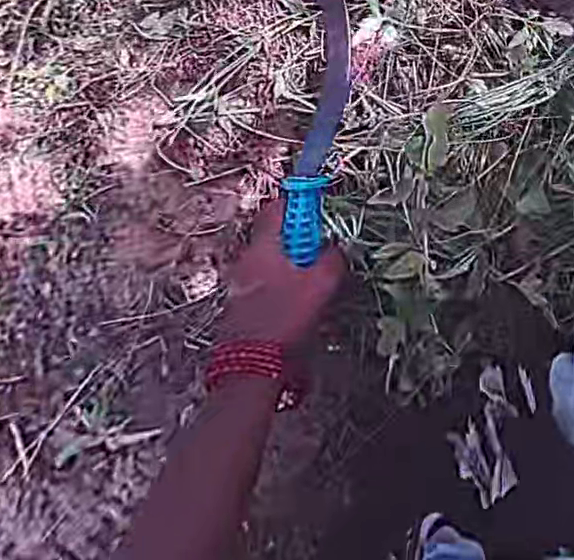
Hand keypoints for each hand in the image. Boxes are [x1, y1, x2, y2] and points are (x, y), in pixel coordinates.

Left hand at [219, 196, 344, 346]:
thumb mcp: (321, 284)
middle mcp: (245, 261)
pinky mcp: (239, 307)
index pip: (276, 208)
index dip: (298, 203)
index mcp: (263, 247)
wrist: (250, 370)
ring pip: (270, 261)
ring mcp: (239, 285)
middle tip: (320, 252)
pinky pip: (265, 283)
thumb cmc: (285, 318)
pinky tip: (296, 304)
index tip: (316, 211)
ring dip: (291, 264)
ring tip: (312, 282)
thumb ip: (332, 258)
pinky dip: (282, 285)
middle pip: (275, 236)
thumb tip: (334, 248)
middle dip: (299, 240)